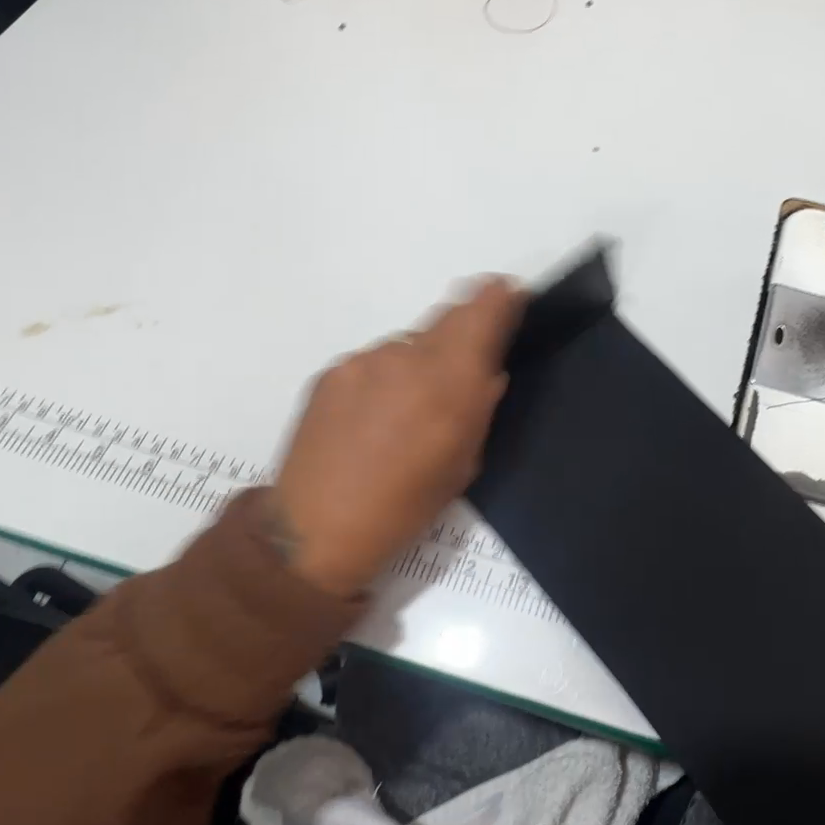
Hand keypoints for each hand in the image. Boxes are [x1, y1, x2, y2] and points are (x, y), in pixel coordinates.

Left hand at [272, 276, 523, 596]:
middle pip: (448, 318)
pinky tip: (373, 418)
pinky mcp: (332, 371)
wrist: (314, 529)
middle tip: (464, 368)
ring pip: (409, 345)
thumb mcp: (462, 465)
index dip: (500, 297)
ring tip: (407, 411)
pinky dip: (385, 379)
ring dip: (420, 363)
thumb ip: (479, 409)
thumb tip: (488, 373)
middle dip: (465, 331)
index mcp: (449, 384)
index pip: (482, 312)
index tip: (510, 295)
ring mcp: (365, 361)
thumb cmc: (404, 507)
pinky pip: (374, 362)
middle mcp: (408, 358)